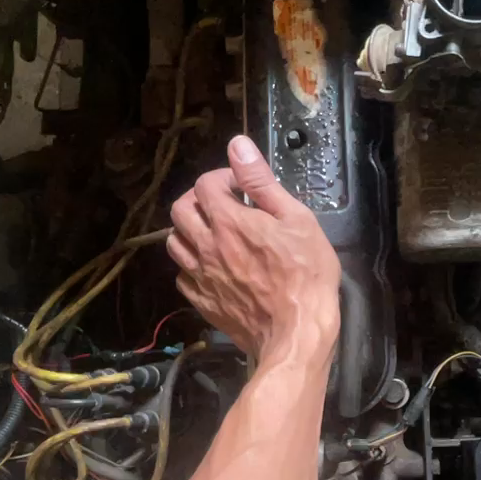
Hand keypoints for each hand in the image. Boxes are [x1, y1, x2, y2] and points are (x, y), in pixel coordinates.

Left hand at [167, 135, 340, 360]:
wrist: (296, 333)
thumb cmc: (306, 276)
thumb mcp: (297, 220)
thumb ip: (262, 182)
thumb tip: (238, 146)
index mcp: (229, 221)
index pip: (205, 184)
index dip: (223, 178)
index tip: (243, 188)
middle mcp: (206, 245)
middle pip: (180, 210)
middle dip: (199, 200)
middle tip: (224, 206)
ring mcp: (200, 276)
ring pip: (174, 242)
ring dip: (190, 230)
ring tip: (214, 234)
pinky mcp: (202, 301)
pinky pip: (182, 274)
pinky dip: (193, 263)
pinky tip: (213, 266)